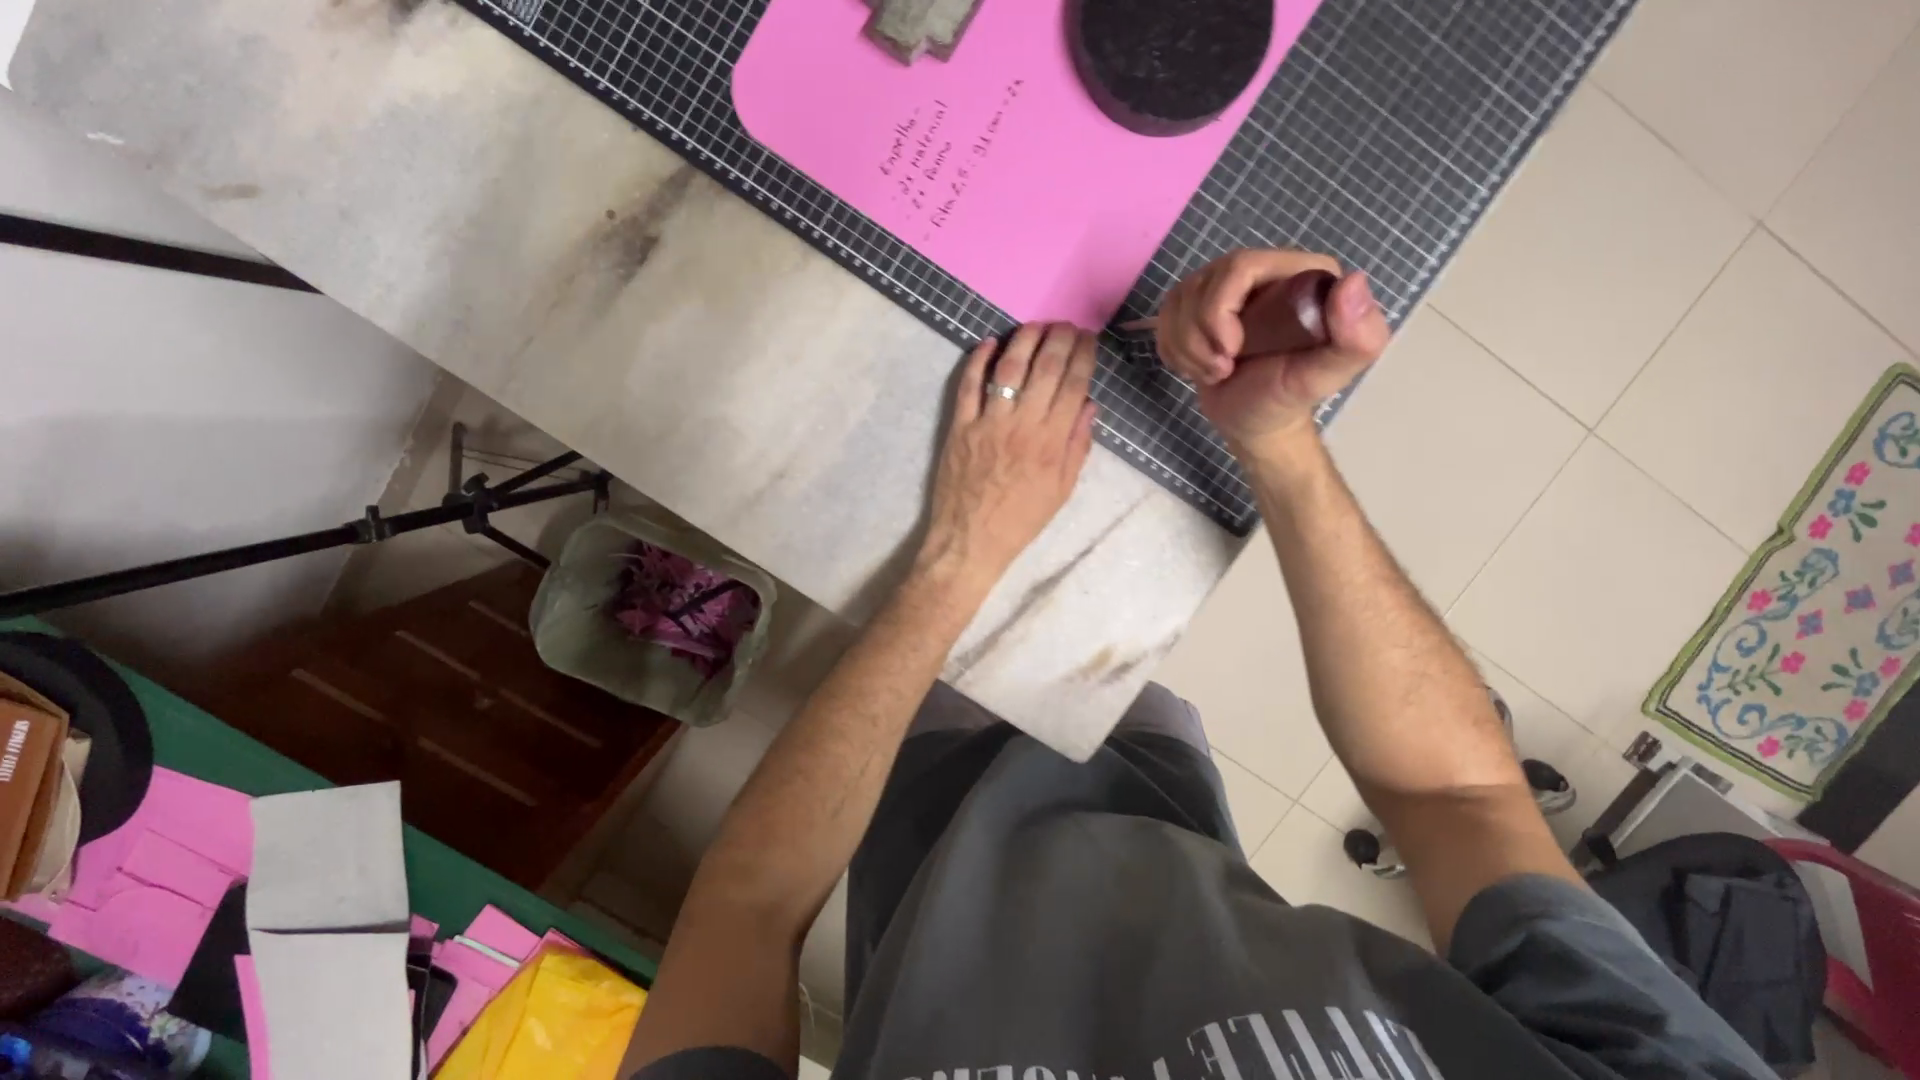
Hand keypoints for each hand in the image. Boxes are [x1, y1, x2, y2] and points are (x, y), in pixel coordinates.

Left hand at [915, 323, 1098, 594]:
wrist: (971, 540)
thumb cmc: (1021, 519)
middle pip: (1046, 367)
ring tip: (1035, 326)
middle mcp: (1023, 425)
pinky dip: (979, 359)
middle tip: (1066, 325)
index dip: (1083, 354)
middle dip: (1060, 338)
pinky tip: (990, 343)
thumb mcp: (1062, 490)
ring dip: (1024, 339)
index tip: (1088, 338)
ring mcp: (989, 423)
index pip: (1074, 384)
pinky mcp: (960, 426)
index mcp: (1053, 442)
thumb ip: (1078, 446)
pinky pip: (969, 384)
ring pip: (1009, 367)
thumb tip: (1088, 404)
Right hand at [1155, 249, 1389, 455]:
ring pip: (1178, 300)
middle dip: (1200, 335)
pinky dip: (1174, 351)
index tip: (1230, 351)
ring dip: (1187, 348)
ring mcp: (1223, 289)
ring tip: (1214, 372)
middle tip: (1220, 369)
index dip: (1220, 308)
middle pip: (1202, 283)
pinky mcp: (1195, 308)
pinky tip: (1199, 367)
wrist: (1254, 422)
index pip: (1240, 266)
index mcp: (1298, 274)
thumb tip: (1352, 282)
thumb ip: (1357, 337)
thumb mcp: (1326, 376)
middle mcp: (1260, 272)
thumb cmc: (1288, 399)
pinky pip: (1165, 316)